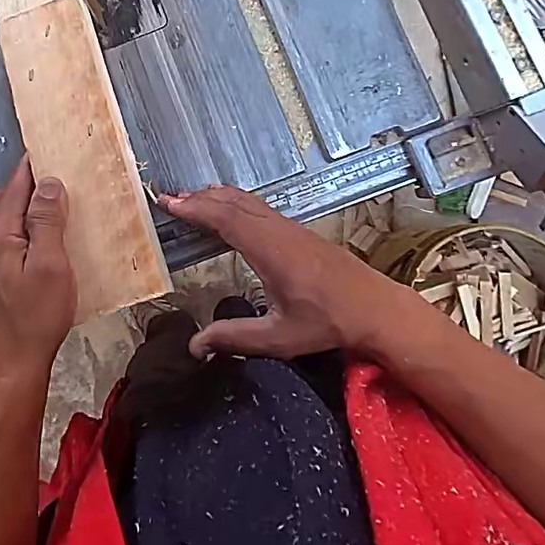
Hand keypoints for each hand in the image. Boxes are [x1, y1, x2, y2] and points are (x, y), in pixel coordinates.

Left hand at [0, 155, 76, 375]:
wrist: (16, 361)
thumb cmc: (37, 315)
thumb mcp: (50, 264)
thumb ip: (47, 221)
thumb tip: (48, 183)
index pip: (16, 188)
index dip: (33, 166)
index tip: (50, 146)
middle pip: (7, 199)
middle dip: (29, 180)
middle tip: (59, 169)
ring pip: (7, 216)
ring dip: (28, 201)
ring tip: (57, 195)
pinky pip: (11, 234)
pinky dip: (27, 221)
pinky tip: (47, 229)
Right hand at [161, 186, 415, 360]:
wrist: (375, 307)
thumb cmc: (329, 323)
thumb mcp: (279, 338)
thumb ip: (235, 338)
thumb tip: (194, 346)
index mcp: (271, 251)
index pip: (226, 219)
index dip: (195, 209)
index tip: (169, 203)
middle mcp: (280, 231)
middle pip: (235, 203)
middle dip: (201, 198)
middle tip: (172, 200)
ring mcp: (292, 228)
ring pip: (250, 202)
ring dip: (220, 198)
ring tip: (194, 201)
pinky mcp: (300, 233)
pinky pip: (261, 209)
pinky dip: (237, 205)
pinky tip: (231, 215)